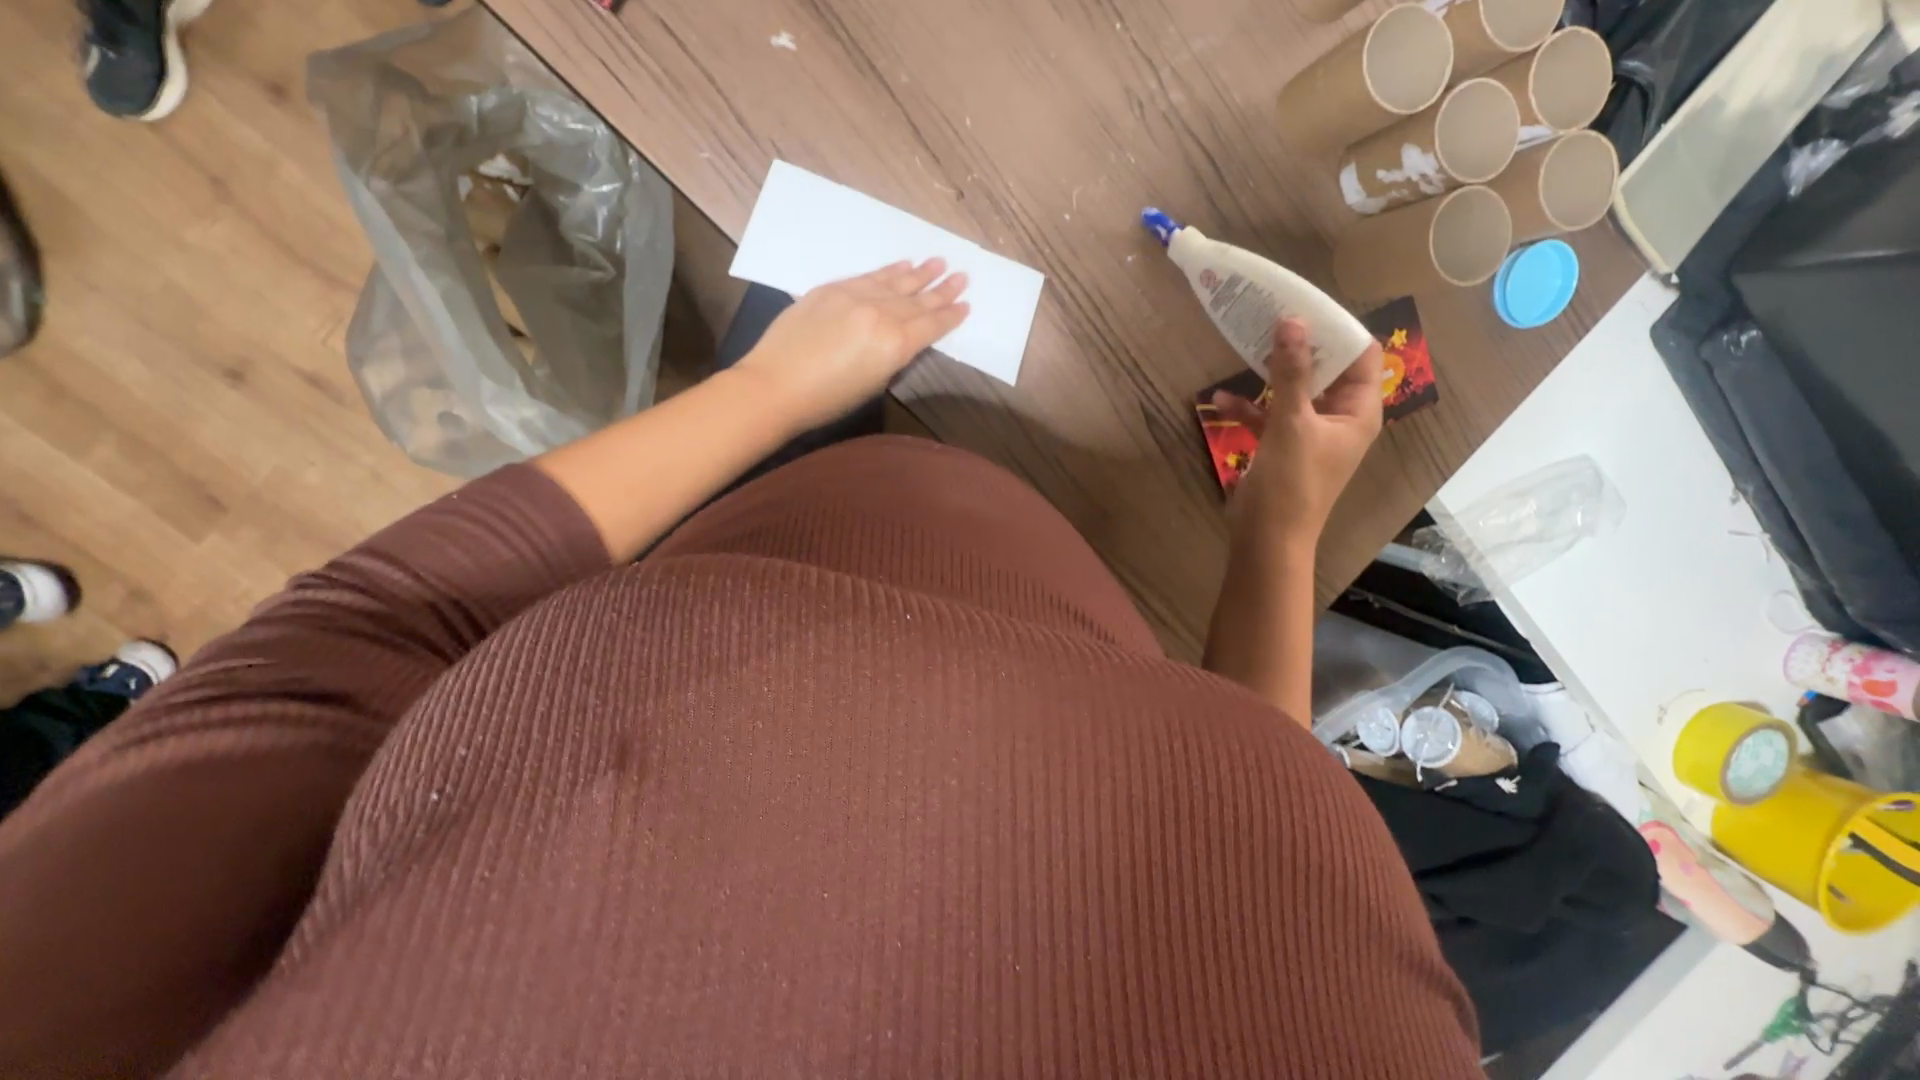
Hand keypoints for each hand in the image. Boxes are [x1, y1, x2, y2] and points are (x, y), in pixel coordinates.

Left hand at [732, 259, 969, 431]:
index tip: (966, 305)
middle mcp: (881, 314)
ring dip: (919, 273)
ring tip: (939, 263)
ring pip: (895, 282)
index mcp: (895, 345)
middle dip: (941, 290)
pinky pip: (868, 276)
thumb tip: (901, 340)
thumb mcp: (872, 384)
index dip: (950, 316)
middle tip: (962, 277)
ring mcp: (855, 297)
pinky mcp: (831, 289)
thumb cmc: (826, 400)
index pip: (931, 326)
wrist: (774, 385)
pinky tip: (902, 265)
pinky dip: (888, 271)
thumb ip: (892, 357)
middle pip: (917, 301)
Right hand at [1214, 317, 1382, 547]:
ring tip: (1245, 346)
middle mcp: (1339, 418)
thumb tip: (1292, 321)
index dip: (1338, 329)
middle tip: (1270, 317)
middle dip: (1299, 345)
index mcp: (1358, 412)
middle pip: (1326, 369)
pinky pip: (1269, 417)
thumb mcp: (1291, 423)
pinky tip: (1220, 400)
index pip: (1362, 355)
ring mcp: (1310, 434)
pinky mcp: (1283, 448)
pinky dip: (1249, 407)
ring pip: (1294, 390)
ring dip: (1270, 373)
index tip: (1305, 306)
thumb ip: (1292, 372)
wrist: (1267, 541)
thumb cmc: (1291, 483)